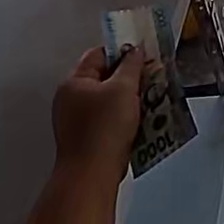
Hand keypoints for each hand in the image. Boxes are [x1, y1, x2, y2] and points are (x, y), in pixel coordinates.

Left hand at [52, 48, 147, 182]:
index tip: (145, 55)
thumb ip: (131, 65)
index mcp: (74, 82)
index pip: (99, 54)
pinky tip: (142, 116)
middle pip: (105, 75)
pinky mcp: (88, 134)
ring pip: (109, 96)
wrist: (93, 172)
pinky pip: (109, 115)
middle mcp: (71, 97)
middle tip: (152, 76)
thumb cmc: (105, 128)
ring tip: (151, 96)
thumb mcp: (124, 88)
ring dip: (130, 95)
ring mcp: (78, 117)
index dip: (123, 51)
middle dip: (130, 75)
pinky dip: (125, 113)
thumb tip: (136, 51)